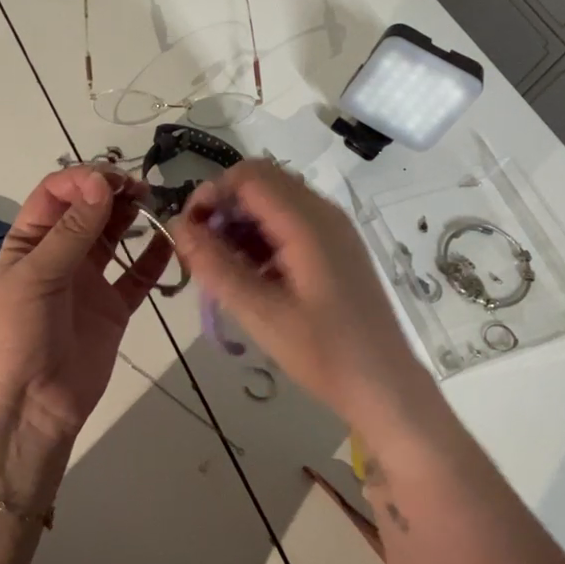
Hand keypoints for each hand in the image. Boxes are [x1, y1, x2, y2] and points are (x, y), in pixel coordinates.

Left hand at [0, 166, 171, 448]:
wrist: (26, 408)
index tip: (113, 181)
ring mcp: (88, 282)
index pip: (56, 194)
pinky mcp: (113, 310)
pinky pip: (137, 277)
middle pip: (89, 210)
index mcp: (30, 241)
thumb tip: (101, 183)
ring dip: (133, 219)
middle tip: (143, 189)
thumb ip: (72, 231)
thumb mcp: (36, 277)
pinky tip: (171, 245)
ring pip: (114, 238)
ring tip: (157, 208)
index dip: (83, 180)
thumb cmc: (15, 336)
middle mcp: (59, 255)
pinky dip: (154, 259)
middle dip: (113, 193)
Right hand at [172, 160, 419, 420]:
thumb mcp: (260, 314)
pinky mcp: (335, 247)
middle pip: (260, 182)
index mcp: (308, 223)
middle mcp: (323, 213)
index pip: (248, 176)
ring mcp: (334, 229)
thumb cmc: (324, 353)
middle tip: (201, 252)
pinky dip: (261, 237)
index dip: (211, 194)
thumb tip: (177, 226)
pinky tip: (252, 277)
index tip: (188, 232)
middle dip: (223, 208)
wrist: (386, 387)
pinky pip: (289, 222)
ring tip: (223, 270)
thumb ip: (215, 265)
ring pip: (273, 201)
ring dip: (240, 224)